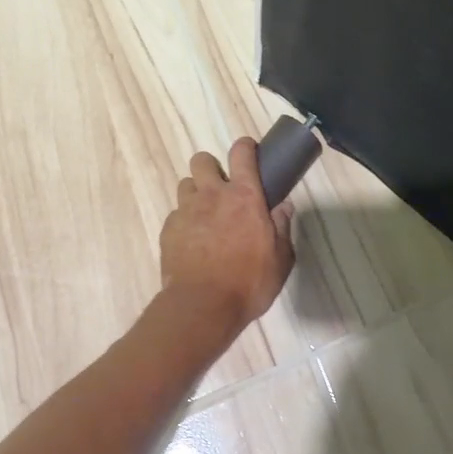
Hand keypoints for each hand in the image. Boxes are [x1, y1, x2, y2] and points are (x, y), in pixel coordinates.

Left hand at [160, 137, 296, 334]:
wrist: (203, 306)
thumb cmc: (249, 283)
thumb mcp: (280, 259)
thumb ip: (282, 228)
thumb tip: (283, 206)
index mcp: (244, 197)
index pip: (241, 153)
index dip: (245, 146)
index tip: (249, 151)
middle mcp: (212, 195)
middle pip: (202, 160)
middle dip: (211, 168)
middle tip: (221, 190)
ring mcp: (186, 210)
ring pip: (186, 184)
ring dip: (196, 193)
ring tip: (205, 215)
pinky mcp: (168, 229)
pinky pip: (176, 214)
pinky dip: (185, 221)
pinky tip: (193, 242)